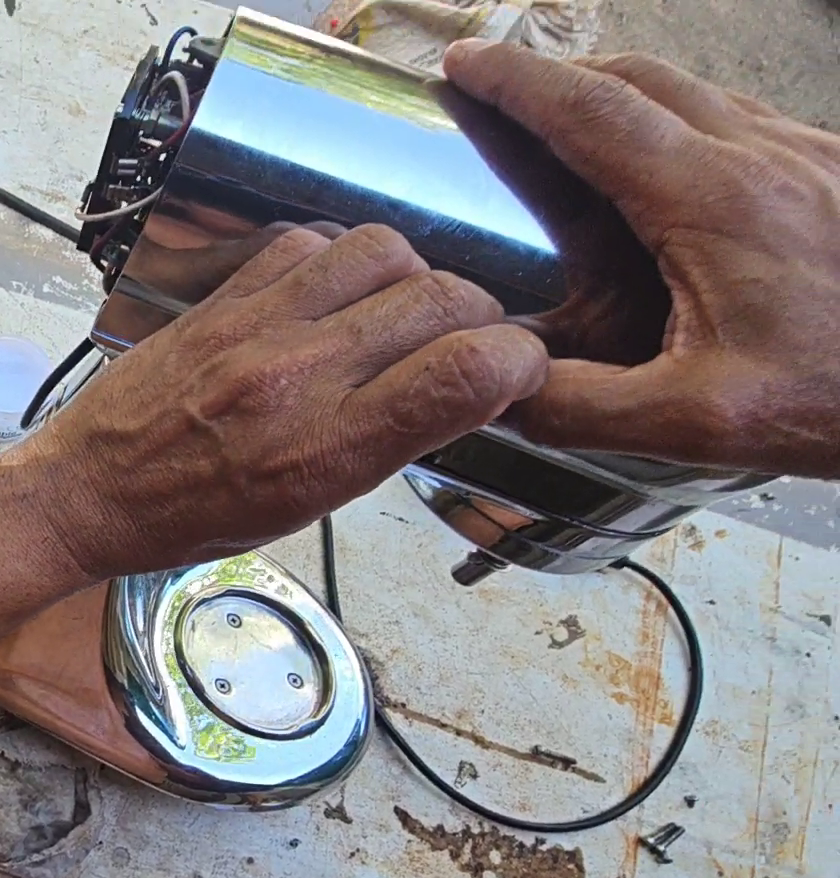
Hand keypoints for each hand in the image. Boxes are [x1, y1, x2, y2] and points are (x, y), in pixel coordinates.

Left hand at [3, 224, 548, 579]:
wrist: (81, 494)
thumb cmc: (178, 519)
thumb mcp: (293, 512)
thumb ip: (375, 446)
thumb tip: (451, 390)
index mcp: (320, 453)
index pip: (472, 370)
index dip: (516, 365)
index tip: (502, 375)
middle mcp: (292, 380)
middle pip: (442, 297)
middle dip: (470, 318)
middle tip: (444, 344)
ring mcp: (247, 332)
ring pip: (379, 251)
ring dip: (403, 277)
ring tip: (379, 315)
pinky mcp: (210, 307)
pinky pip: (300, 244)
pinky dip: (329, 261)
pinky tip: (318, 297)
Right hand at [444, 42, 839, 478]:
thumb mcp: (686, 422)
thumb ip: (568, 405)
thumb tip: (490, 382)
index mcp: (719, 204)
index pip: (595, 115)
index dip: (516, 85)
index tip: (465, 65)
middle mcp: (768, 161)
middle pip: (641, 79)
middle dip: (551, 72)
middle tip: (489, 81)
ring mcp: (808, 160)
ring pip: (686, 92)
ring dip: (602, 91)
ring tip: (542, 115)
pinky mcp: (829, 177)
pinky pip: (723, 122)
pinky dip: (653, 119)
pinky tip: (628, 158)